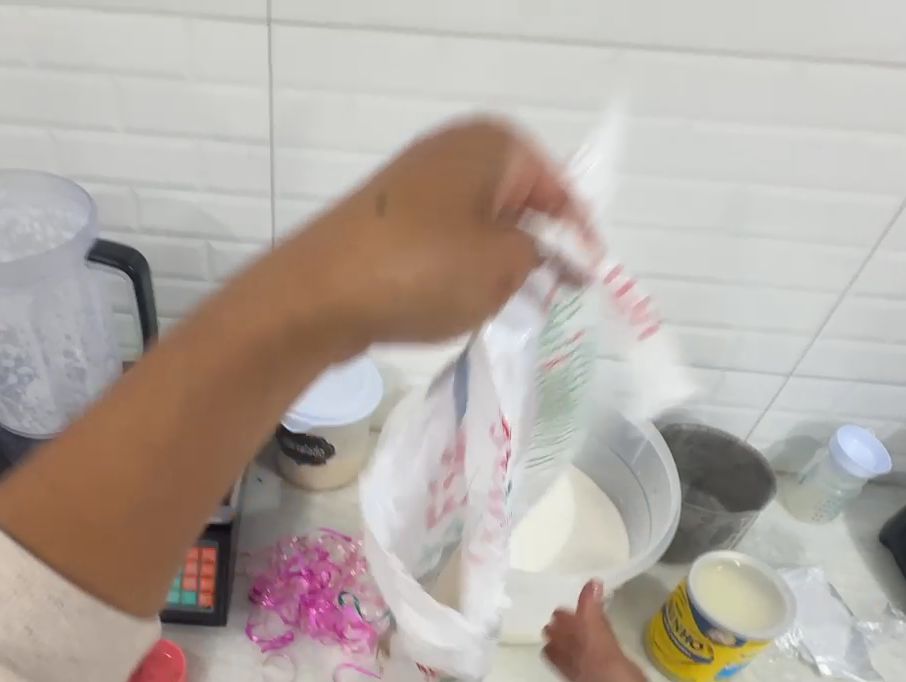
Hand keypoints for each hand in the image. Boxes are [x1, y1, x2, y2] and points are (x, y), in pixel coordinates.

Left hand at [276, 117, 596, 347]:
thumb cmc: (421, 270)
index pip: (558, 190)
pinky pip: (438, 253)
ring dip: (490, 273)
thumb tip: (539, 258)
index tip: (588, 285)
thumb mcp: (504, 265)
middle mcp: (451, 155)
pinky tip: (449, 310)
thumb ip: (540, 258)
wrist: (317, 296)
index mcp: (492, 145)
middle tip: (544, 302)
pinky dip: (451, 280)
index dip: (578, 240)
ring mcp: (412, 192)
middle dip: (532, 256)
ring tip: (494, 311)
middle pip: (515, 210)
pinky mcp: (384, 230)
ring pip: (475, 236)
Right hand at [539, 581, 682, 681]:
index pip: (590, 632)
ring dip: (560, 661)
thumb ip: (595, 625)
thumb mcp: (609, 660)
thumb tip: (592, 582)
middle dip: (566, 637)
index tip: (554, 609)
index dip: (575, 619)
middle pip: (581, 651)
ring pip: (573, 675)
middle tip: (545, 624)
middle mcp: (602, 677)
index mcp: (611, 659)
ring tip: (542, 647)